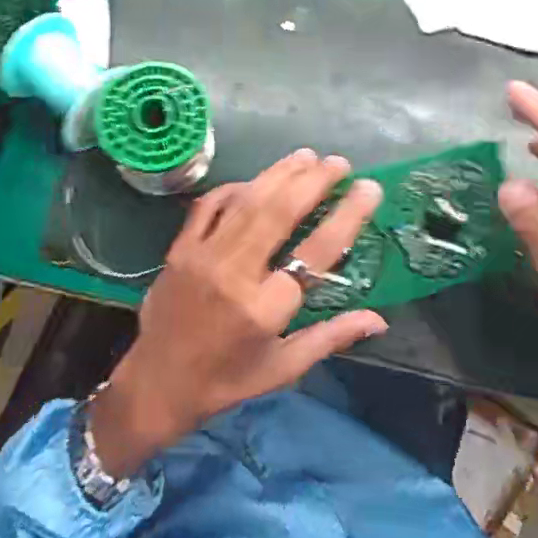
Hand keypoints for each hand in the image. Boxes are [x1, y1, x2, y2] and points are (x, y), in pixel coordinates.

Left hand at [89, 150, 389, 475]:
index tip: (367, 188)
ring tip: (305, 156)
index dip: (345, 215)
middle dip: (311, 181)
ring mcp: (201, 256)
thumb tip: (379, 319)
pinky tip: (253, 181)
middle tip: (338, 162)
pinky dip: (232, 189)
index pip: (315, 252)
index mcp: (265, 308)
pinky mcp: (178, 250)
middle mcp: (233, 273)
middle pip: (278, 213)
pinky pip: (207, 207)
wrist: (158, 381)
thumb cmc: (226, 381)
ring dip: (276, 175)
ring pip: (244, 202)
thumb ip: (330, 338)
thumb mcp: (283, 368)